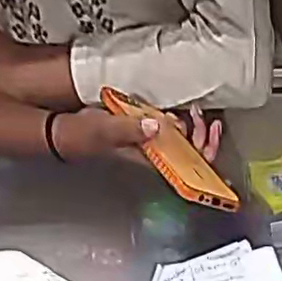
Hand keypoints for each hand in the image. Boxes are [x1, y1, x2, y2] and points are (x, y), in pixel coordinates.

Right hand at [53, 105, 220, 163]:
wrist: (69, 129)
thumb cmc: (86, 137)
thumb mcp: (106, 132)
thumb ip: (131, 130)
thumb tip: (156, 127)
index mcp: (153, 162)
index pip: (188, 168)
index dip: (206, 158)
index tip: (212, 139)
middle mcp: (158, 156)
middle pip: (193, 154)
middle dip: (204, 138)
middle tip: (206, 120)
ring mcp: (154, 143)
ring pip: (186, 141)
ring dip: (196, 128)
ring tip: (196, 113)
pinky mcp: (148, 131)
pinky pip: (172, 129)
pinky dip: (181, 120)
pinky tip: (184, 112)